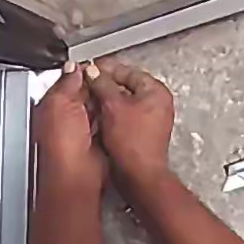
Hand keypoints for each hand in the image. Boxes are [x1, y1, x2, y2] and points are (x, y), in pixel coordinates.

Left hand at [34, 61, 105, 195]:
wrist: (77, 174)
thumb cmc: (62, 146)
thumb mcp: (61, 103)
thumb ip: (67, 84)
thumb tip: (71, 68)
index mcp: (51, 108)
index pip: (66, 84)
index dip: (79, 74)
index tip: (92, 66)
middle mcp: (64, 120)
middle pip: (82, 95)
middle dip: (94, 87)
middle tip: (106, 78)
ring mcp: (80, 132)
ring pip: (94, 108)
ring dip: (103, 102)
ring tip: (113, 93)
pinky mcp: (95, 142)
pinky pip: (105, 123)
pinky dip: (110, 117)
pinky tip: (115, 113)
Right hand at [84, 57, 174, 191]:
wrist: (138, 175)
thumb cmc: (132, 142)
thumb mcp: (113, 106)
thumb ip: (102, 84)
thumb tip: (93, 71)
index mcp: (156, 92)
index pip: (129, 71)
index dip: (107, 68)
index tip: (90, 68)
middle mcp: (157, 103)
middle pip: (126, 86)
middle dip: (105, 84)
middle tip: (86, 82)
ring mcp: (150, 119)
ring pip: (123, 102)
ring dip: (106, 99)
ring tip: (88, 97)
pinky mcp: (141, 132)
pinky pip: (123, 116)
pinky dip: (110, 113)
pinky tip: (95, 114)